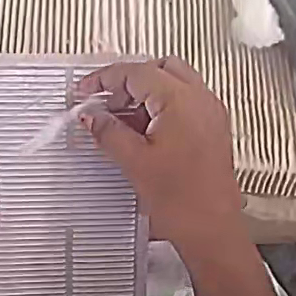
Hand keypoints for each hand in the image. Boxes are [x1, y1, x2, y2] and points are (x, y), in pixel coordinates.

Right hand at [74, 57, 242, 250]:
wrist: (210, 226)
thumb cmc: (182, 199)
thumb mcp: (134, 161)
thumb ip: (108, 132)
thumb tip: (92, 116)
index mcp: (180, 100)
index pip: (136, 72)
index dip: (104, 79)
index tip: (84, 91)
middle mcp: (200, 99)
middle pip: (157, 69)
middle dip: (126, 82)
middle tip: (101, 104)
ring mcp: (209, 113)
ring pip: (172, 84)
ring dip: (142, 95)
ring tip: (117, 122)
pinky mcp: (210, 129)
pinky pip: (183, 104)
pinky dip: (158, 108)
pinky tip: (140, 134)